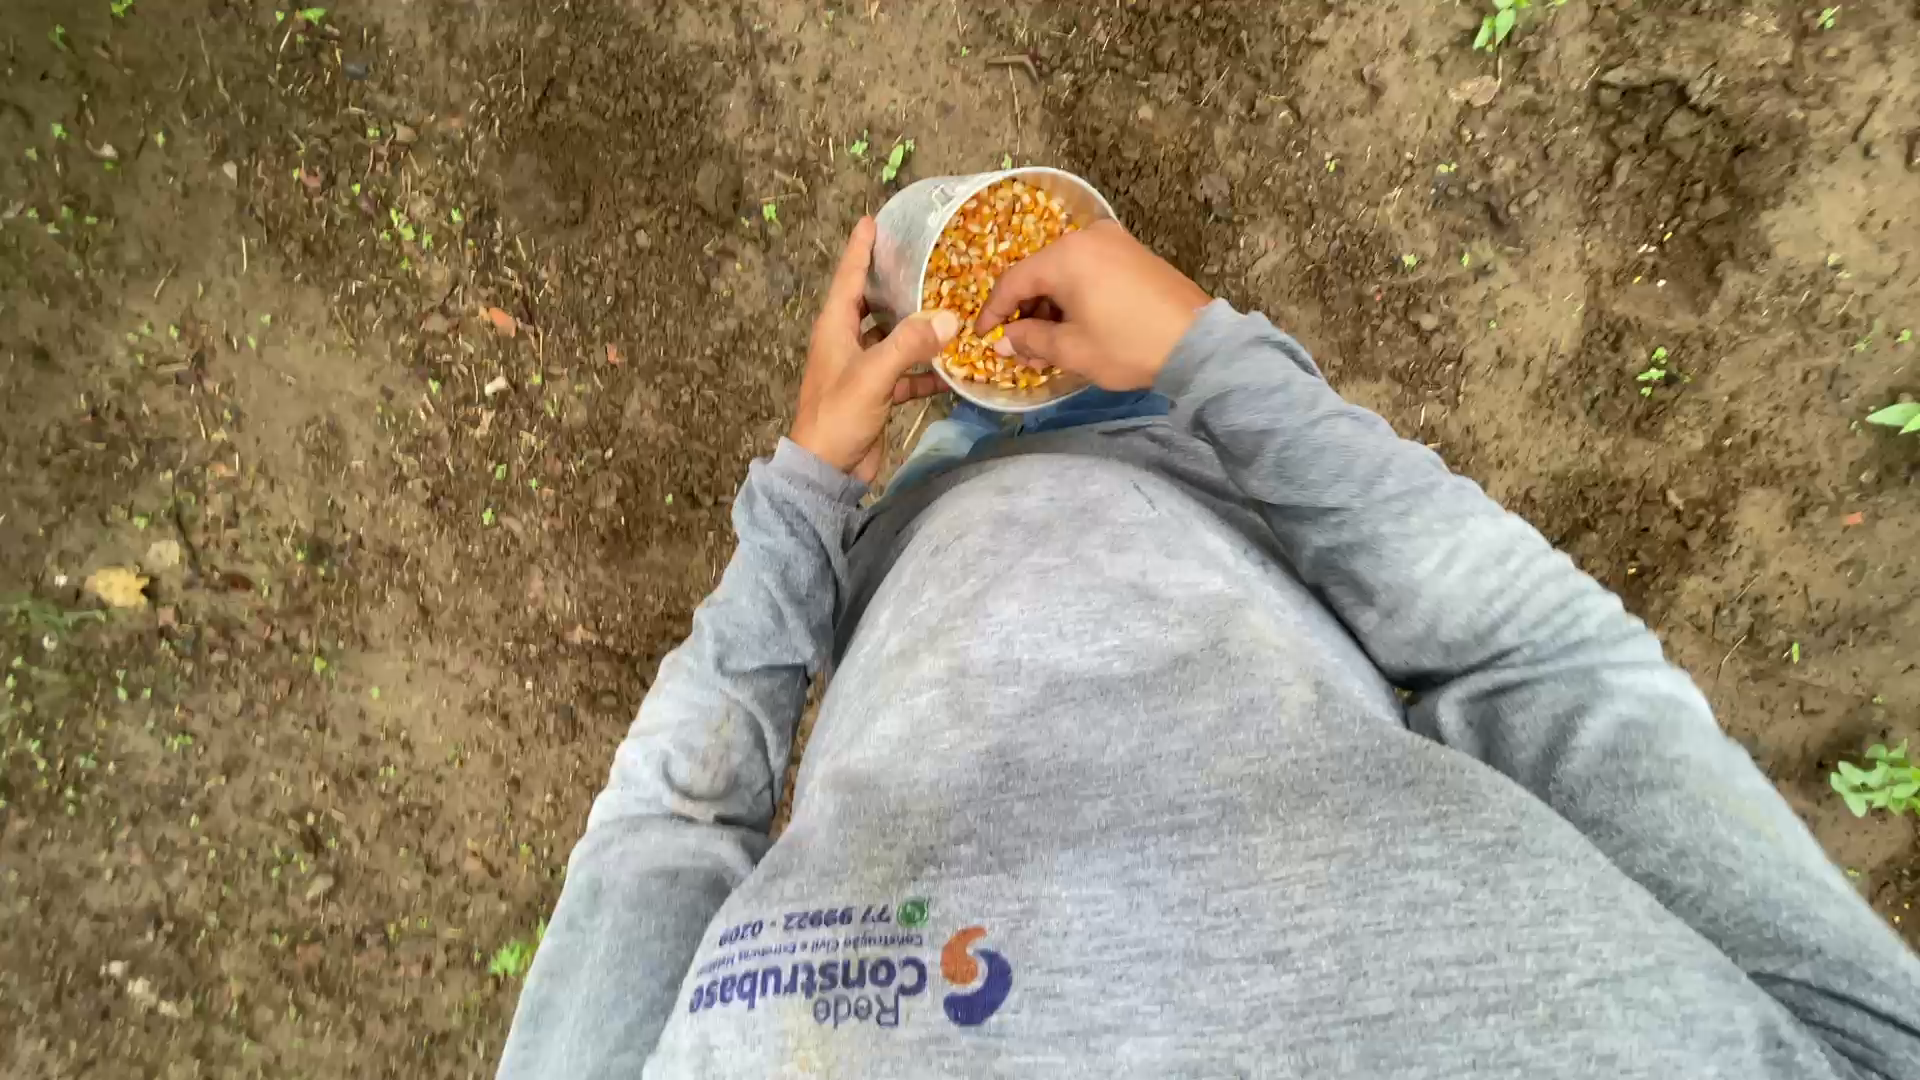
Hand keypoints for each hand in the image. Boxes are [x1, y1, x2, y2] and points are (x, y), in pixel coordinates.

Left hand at [791, 217, 956, 482]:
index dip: (860, 249)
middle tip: (922, 262)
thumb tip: (949, 317)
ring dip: (917, 330)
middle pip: (871, 304)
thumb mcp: (873, 375)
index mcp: (834, 328)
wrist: (827, 469)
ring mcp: (862, 370)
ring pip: (892, 339)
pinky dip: (924, 371)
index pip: (848, 278)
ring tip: (948, 310)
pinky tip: (951, 369)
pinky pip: (904, 374)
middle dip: (894, 285)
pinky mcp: (877, 395)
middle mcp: (846, 343)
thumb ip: (909, 344)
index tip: (872, 220)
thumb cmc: (839, 415)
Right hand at [975, 221, 1209, 390]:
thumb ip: (1029, 340)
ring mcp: (1113, 241)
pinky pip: (1087, 271)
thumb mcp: (1071, 349)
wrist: (1196, 343)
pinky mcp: (1131, 253)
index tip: (981, 336)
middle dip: (1024, 313)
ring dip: (1049, 308)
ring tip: (1046, 346)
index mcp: (1066, 256)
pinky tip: (1072, 327)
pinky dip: (1072, 298)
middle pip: (1038, 274)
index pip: (1013, 281)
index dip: (993, 312)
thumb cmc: (1127, 346)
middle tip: (1018, 348)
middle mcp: (1087, 237)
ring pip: (1063, 273)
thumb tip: (1003, 342)